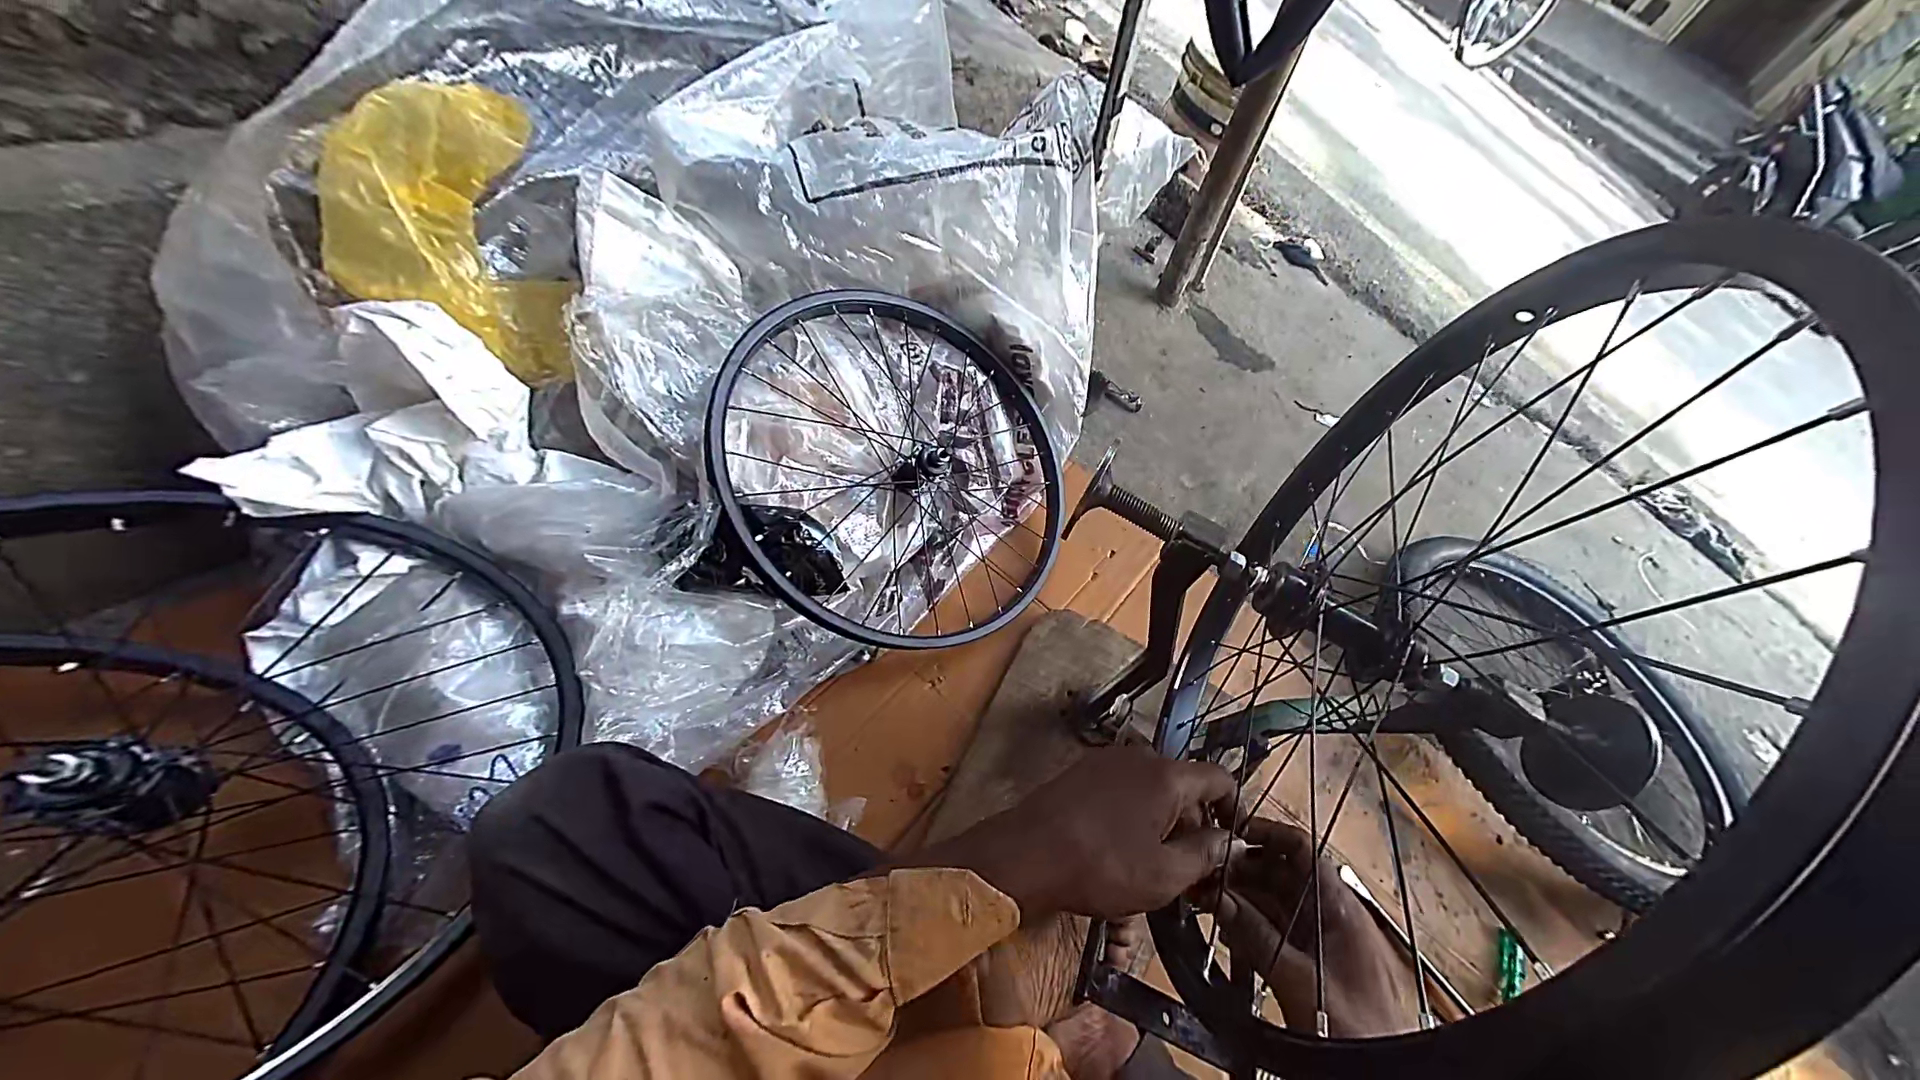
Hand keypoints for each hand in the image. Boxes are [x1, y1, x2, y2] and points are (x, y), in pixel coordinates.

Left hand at [910, 745, 1235, 920]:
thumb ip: (1207, 854)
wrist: (1027, 853)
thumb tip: (1232, 841)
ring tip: (1153, 864)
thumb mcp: (1165, 874)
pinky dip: (1133, 814)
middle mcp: (1139, 756)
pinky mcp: (1082, 771)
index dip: (1233, 808)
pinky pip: (1123, 789)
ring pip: (1152, 789)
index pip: (1219, 778)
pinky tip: (1121, 847)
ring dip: (1161, 821)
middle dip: (1194, 823)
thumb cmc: (1102, 866)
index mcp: (1167, 775)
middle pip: (1184, 785)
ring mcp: (1106, 760)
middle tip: (1190, 869)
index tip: (1231, 842)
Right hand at [1194, 817, 1413, 1037]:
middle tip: (1204, 871)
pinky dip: (1247, 925)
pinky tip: (1224, 930)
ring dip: (1239, 897)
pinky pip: (1273, 931)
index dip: (1265, 833)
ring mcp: (1321, 941)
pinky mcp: (1310, 965)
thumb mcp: (1299, 980)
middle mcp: (1330, 917)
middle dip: (1241, 868)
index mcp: (1340, 909)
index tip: (1229, 832)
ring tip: (1206, 898)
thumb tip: (1218, 898)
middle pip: (1281, 873)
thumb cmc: (1360, 1034)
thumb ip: (1256, 936)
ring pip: (1273, 902)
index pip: (1301, 849)